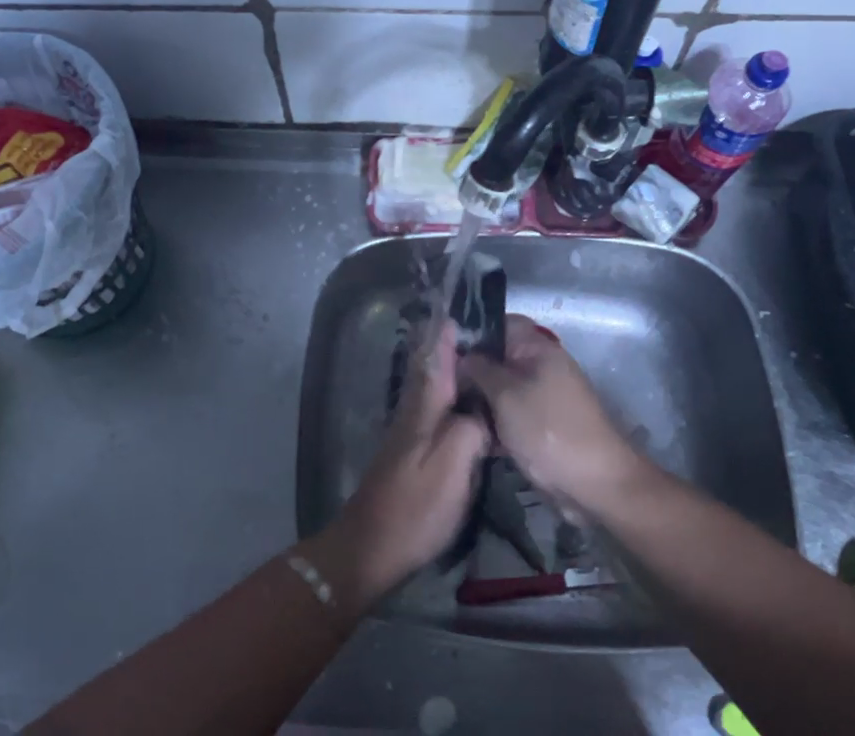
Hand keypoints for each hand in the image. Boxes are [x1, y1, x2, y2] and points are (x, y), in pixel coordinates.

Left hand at [313, 321, 489, 606]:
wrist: (371, 549)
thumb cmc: (414, 508)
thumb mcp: (452, 467)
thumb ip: (471, 429)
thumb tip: (483, 408)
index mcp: (423, 409)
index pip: (435, 357)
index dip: (447, 331)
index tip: (463, 305)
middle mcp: (414, 412)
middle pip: (431, 367)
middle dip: (450, 343)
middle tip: (482, 326)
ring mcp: (410, 433)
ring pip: (432, 388)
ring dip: (451, 367)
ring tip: (482, 356)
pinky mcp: (412, 452)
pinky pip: (435, 410)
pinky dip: (451, 396)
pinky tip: (468, 404)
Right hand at [459, 315, 644, 509]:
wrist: (593, 483)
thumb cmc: (548, 430)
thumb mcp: (505, 395)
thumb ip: (479, 369)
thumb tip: (463, 355)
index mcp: (539, 349)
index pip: (501, 323)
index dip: (473, 332)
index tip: (444, 349)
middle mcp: (542, 366)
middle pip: (499, 358)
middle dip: (471, 371)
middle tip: (441, 385)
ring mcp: (542, 396)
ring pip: (501, 388)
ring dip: (480, 400)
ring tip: (451, 411)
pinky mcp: (541, 424)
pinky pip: (510, 413)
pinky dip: (493, 421)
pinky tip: (471, 434)